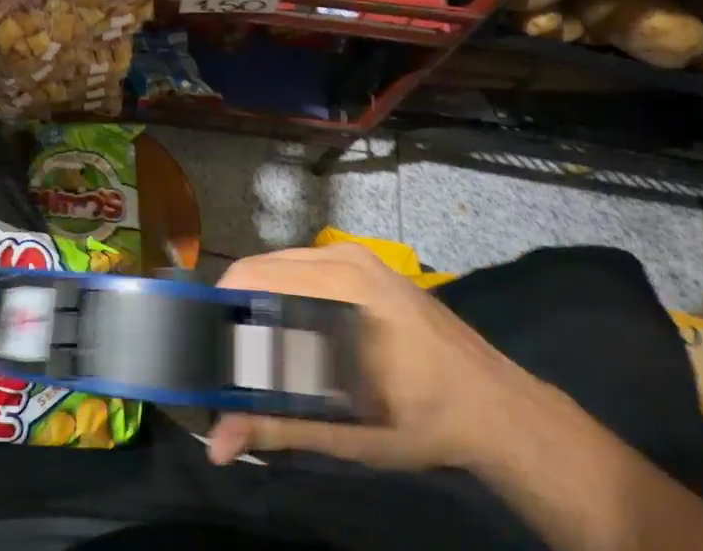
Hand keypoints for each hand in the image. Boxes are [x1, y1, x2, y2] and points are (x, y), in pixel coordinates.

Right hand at [205, 244, 562, 472]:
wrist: (499, 407)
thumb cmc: (424, 421)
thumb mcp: (349, 433)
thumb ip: (278, 428)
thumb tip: (216, 445)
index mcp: (340, 293)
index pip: (252, 281)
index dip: (218, 313)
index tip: (204, 349)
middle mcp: (345, 262)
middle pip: (261, 270)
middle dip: (235, 310)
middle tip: (226, 356)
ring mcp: (359, 257)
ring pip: (280, 265)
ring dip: (259, 301)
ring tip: (252, 347)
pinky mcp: (368, 263)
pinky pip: (305, 265)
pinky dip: (285, 292)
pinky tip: (290, 329)